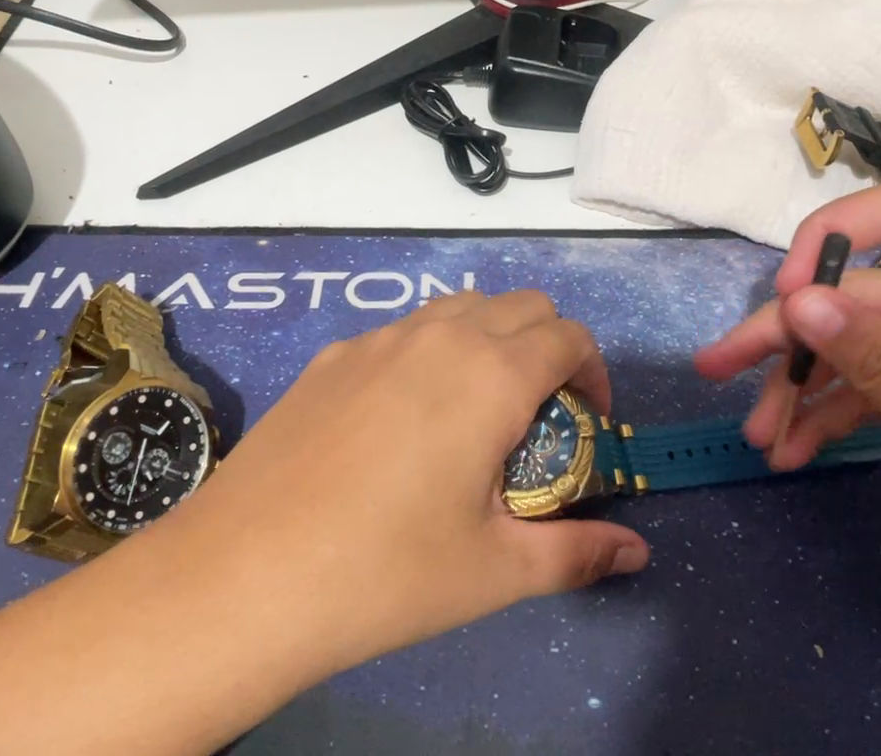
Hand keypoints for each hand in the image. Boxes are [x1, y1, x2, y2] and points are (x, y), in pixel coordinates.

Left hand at [157, 289, 648, 673]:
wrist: (243, 575)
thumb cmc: (386, 573)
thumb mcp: (495, 570)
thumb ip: (578, 553)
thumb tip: (637, 553)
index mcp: (491, 375)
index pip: (569, 336)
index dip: (594, 372)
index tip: (589, 420)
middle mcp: (438, 337)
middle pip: (521, 305)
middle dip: (549, 347)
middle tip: (540, 417)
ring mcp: (376, 340)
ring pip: (459, 308)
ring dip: (490, 340)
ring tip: (477, 413)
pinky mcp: (331, 357)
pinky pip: (404, 332)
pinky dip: (432, 352)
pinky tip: (404, 422)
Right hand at [694, 181, 880, 675]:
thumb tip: (797, 298)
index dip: (830, 237)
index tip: (786, 297)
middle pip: (862, 294)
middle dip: (789, 334)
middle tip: (720, 372)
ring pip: (861, 344)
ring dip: (804, 385)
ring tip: (758, 438)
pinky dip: (837, 415)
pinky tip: (797, 452)